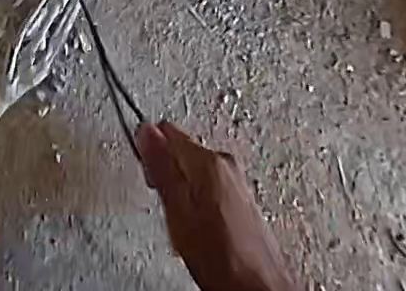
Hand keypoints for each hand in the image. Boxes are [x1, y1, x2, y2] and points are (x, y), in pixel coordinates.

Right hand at [135, 122, 298, 290]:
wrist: (259, 290)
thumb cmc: (222, 258)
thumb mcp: (178, 211)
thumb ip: (160, 166)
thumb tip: (146, 132)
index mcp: (208, 160)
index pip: (166, 130)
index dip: (150, 149)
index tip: (148, 173)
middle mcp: (226, 163)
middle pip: (181, 149)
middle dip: (167, 171)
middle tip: (166, 202)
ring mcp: (237, 181)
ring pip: (194, 168)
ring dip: (183, 188)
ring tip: (185, 221)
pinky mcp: (242, 199)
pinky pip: (209, 185)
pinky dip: (199, 200)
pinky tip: (201, 227)